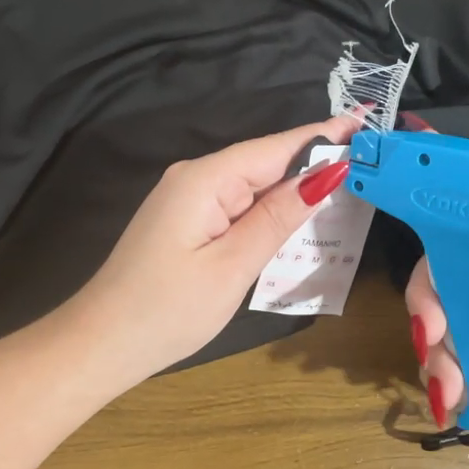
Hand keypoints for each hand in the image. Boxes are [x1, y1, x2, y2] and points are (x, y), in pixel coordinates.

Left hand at [70, 114, 361, 378]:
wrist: (100, 344)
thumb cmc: (167, 310)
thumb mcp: (231, 266)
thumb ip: (278, 218)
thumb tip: (325, 174)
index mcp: (205, 180)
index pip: (275, 148)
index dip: (322, 136)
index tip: (365, 124)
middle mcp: (195, 178)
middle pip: (265, 162)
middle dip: (314, 160)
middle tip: (367, 160)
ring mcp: (187, 199)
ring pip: (253, 184)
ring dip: (294, 187)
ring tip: (347, 183)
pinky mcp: (186, 221)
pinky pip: (237, 204)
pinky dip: (270, 208)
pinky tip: (298, 216)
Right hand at [407, 248, 468, 468]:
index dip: (450, 251)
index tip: (434, 298)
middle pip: (454, 274)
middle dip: (432, 312)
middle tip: (431, 347)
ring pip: (448, 316)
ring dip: (438, 354)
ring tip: (451, 394)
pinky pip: (454, 349)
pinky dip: (444, 373)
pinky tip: (454, 401)